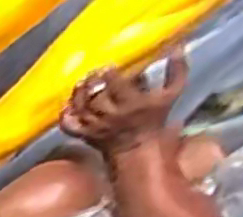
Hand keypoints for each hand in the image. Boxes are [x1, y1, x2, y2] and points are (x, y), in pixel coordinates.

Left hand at [60, 48, 187, 153]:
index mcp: (133, 103)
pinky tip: (64, 106)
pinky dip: (65, 117)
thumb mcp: (174, 91)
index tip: (107, 66)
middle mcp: (111, 115)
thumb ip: (176, 69)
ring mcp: (94, 126)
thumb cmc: (156, 115)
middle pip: (95, 99)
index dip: (110, 76)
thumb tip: (177, 46)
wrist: (136, 145)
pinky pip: (69, 127)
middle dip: (92, 85)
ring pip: (80, 110)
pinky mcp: (83, 135)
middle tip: (90, 73)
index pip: (118, 87)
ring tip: (79, 84)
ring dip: (77, 97)